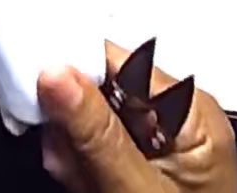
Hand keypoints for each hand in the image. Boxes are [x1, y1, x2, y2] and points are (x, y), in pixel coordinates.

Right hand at [38, 42, 236, 192]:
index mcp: (192, 111)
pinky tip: (81, 178)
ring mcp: (159, 132)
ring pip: (86, 105)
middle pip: (96, 80)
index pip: (110, 57)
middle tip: (68, 162)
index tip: (44, 101)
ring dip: (68, 140)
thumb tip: (53, 70)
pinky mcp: (140, 149)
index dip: (68, 72)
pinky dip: (77, 152)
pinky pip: (92, 127)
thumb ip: (97, 134)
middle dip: (70, 118)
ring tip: (77, 178)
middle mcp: (178, 111)